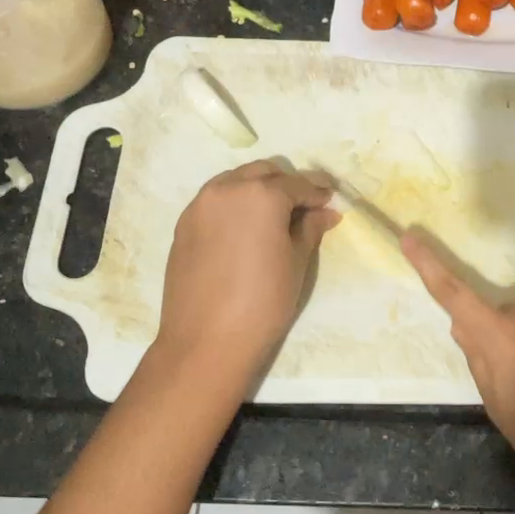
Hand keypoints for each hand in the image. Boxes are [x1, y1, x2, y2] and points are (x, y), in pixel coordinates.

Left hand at [157, 161, 338, 379]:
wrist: (206, 341)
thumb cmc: (263, 301)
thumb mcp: (296, 263)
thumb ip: (310, 229)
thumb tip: (324, 212)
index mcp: (260, 194)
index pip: (296, 184)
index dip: (317, 191)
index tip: (330, 199)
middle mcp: (227, 189)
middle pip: (264, 172)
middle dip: (287, 183)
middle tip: (305, 205)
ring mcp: (200, 205)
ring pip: (236, 181)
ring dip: (258, 188)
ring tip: (275, 214)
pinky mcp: (184, 224)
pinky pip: (215, 200)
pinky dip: (235, 203)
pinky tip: (246, 227)